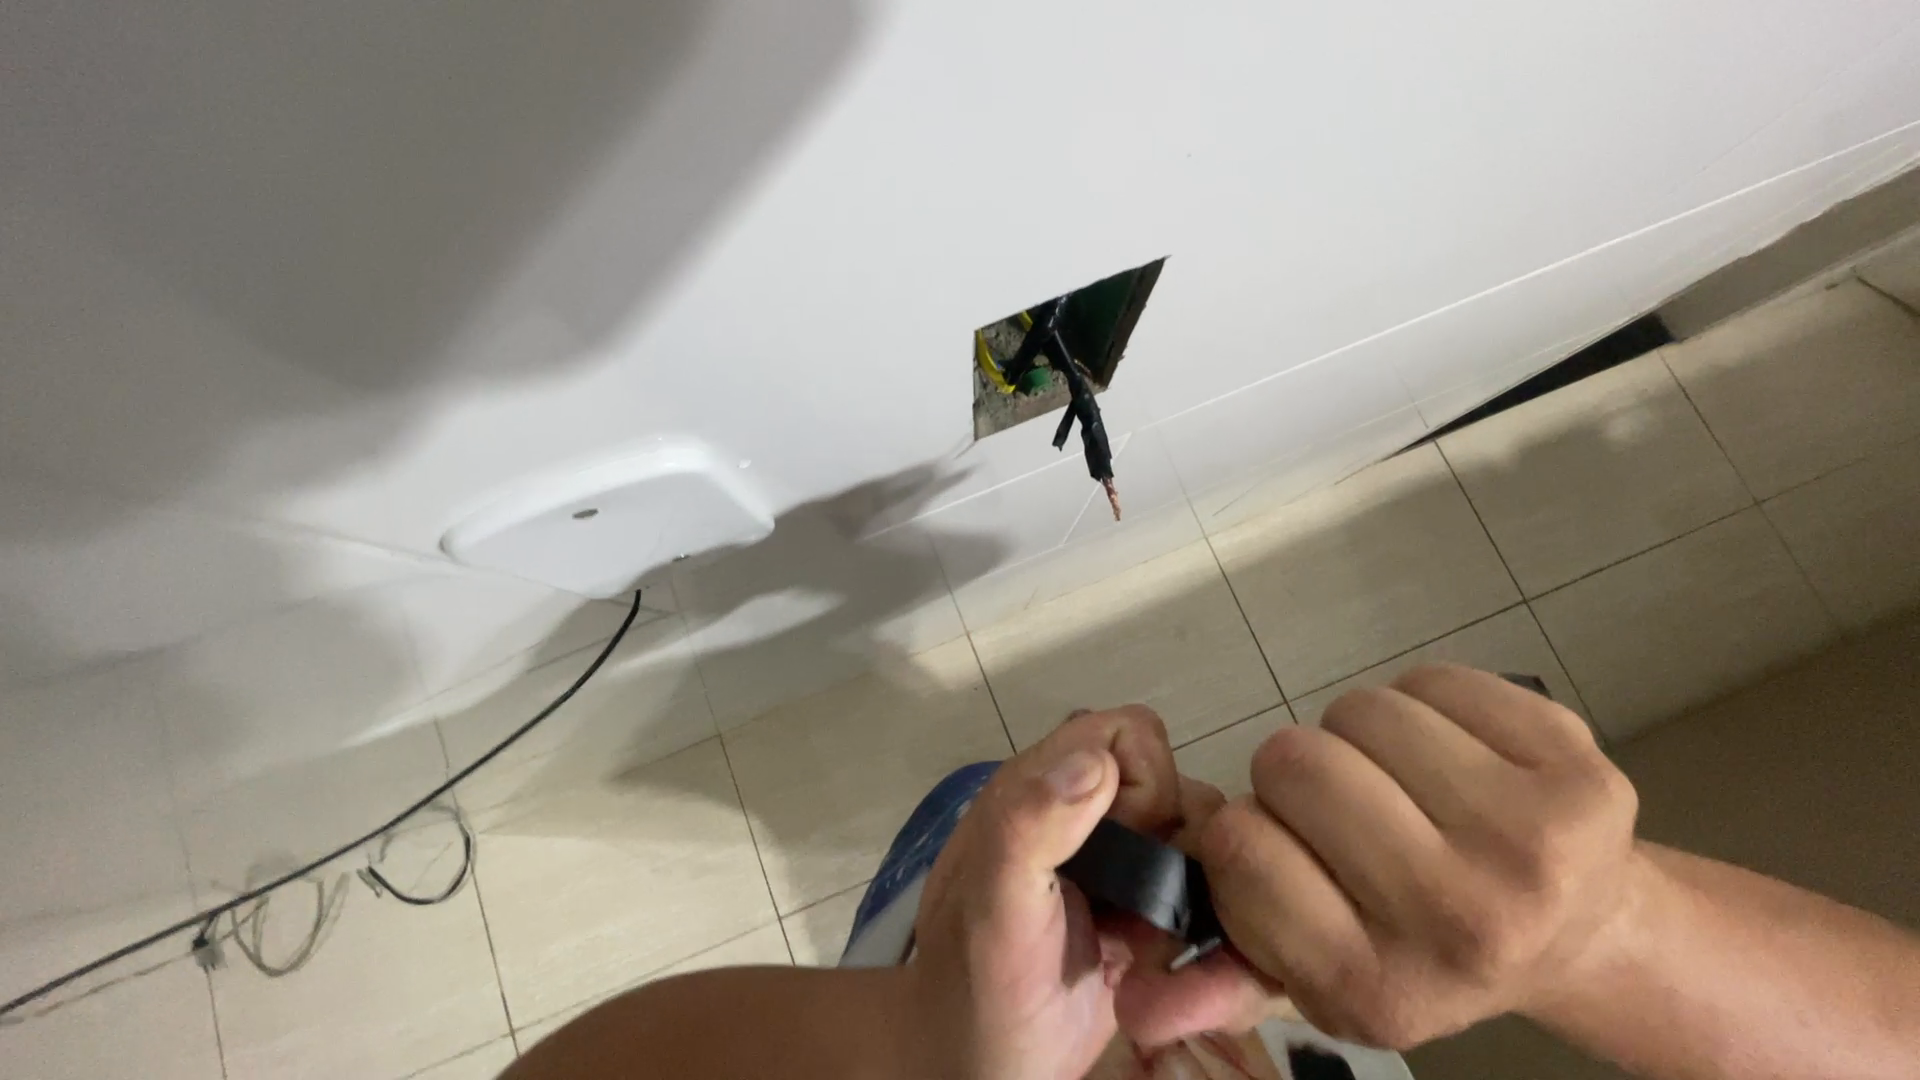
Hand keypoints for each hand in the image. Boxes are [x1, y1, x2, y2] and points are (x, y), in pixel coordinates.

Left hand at [908, 706, 1187, 1079]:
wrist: (981, 1061)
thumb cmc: (976, 979)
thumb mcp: (991, 906)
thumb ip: (1028, 827)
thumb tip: (1096, 762)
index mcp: (1043, 785)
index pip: (1128, 732)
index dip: (1143, 780)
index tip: (1127, 840)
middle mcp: (1089, 811)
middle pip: (1177, 786)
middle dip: (1175, 847)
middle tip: (1132, 908)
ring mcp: (1122, 862)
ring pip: (1202, 840)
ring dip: (1192, 901)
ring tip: (1142, 952)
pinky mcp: (1147, 912)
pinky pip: (1209, 896)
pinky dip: (1206, 934)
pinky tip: (1162, 971)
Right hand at [1125, 664, 1642, 1049]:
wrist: (1578, 932)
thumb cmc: (1418, 946)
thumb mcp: (1318, 978)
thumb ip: (1225, 979)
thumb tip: (1134, 1006)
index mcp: (1376, 985)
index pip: (1237, 845)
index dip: (1244, 828)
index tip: (1282, 849)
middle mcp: (1461, 925)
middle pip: (1291, 760)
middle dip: (1295, 772)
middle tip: (1337, 808)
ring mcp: (1534, 844)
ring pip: (1358, 710)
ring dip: (1357, 734)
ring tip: (1393, 780)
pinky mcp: (1583, 770)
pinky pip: (1432, 680)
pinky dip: (1421, 703)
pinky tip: (1451, 755)